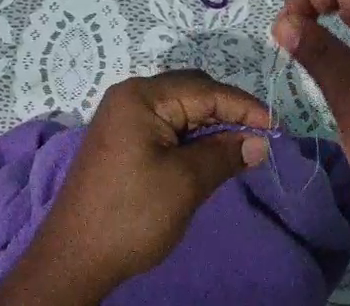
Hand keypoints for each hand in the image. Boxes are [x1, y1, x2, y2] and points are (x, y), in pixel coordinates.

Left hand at [0, 70, 269, 303]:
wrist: (74, 259)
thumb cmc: (131, 215)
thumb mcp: (185, 183)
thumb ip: (224, 155)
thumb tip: (260, 143)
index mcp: (141, 96)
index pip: (205, 90)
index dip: (244, 107)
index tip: (276, 127)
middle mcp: (130, 96)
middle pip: (192, 91)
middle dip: (228, 112)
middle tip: (260, 137)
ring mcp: (123, 117)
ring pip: (181, 109)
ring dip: (211, 125)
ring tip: (241, 147)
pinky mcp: (122, 139)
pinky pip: (166, 125)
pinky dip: (191, 136)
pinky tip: (210, 153)